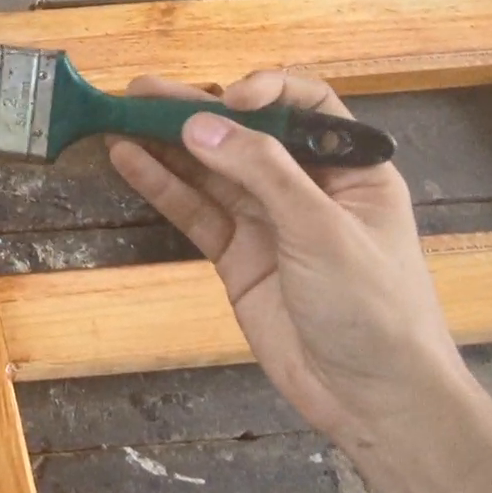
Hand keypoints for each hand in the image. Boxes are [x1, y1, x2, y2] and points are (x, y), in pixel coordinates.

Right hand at [105, 72, 464, 447]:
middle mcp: (304, 186)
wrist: (373, 401)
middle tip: (139, 92)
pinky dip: (160, 184)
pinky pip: (193, 209)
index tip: (226, 101)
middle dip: (193, 111)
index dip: (265, 91)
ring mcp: (264, 220)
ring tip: (118, 117)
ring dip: (165, 144)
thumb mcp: (322, 231)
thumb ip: (261, 172)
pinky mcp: (233, 252)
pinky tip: (127, 159)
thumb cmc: (372, 307)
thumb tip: (197, 124)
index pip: (306, 106)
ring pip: (208, 169)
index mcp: (349, 168)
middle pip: (243, 134)